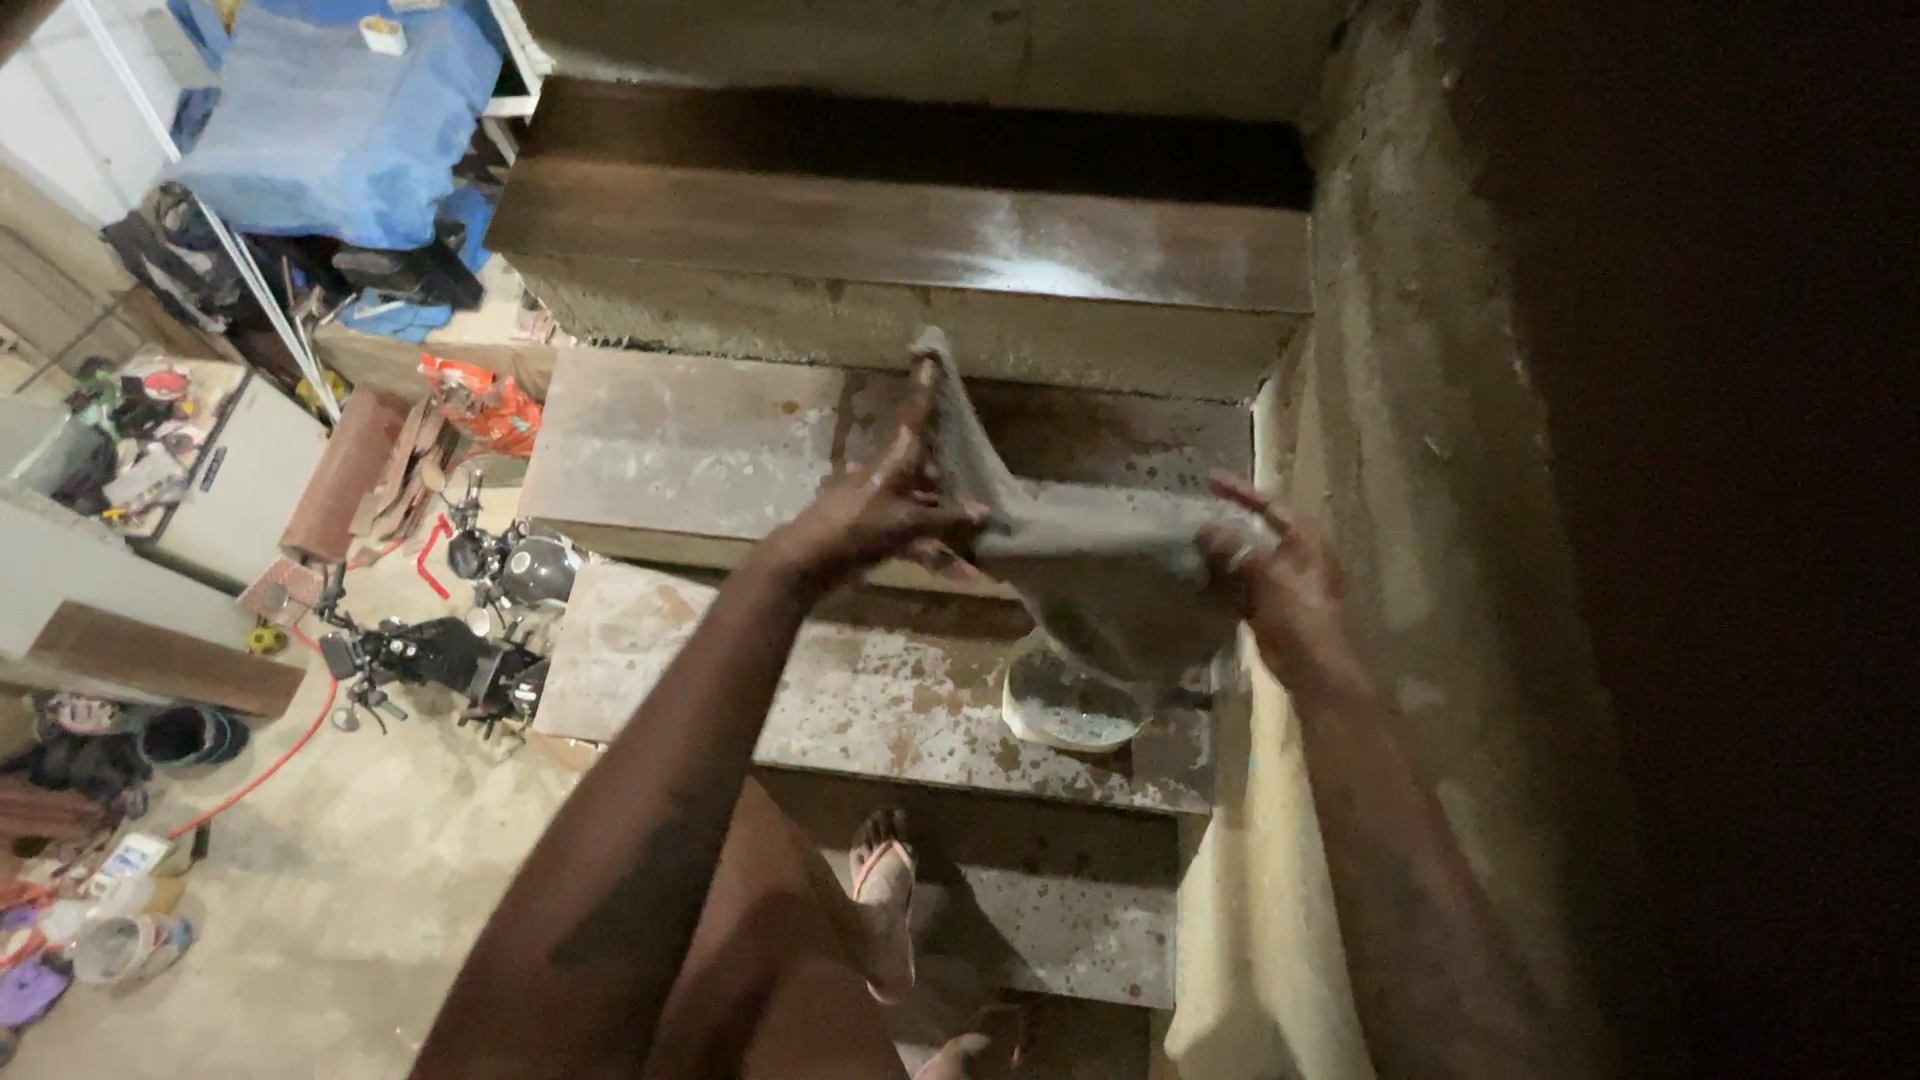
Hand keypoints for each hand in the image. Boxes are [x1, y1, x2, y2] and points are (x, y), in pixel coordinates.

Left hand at [758, 358, 984, 595]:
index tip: (929, 355)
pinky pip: (918, 540)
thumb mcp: (907, 522)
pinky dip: (938, 555)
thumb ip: (946, 518)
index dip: (924, 387)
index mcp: (895, 460)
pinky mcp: (883, 533)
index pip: (914, 415)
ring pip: (927, 508)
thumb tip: (984, 512)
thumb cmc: (858, 527)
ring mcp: (888, 505)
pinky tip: (964, 575)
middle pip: (929, 467)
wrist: (810, 560)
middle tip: (980, 471)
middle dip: (953, 473)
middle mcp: (893, 476)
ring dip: (952, 525)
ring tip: (984, 537)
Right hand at [1196, 472, 1366, 699]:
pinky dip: (1220, 579)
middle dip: (1227, 522)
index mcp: (1305, 542)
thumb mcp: (1268, 575)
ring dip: (1219, 551)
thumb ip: (1236, 549)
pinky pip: (1239, 585)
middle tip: (1195, 510)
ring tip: (1188, 540)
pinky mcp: (1267, 607)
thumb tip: (1204, 527)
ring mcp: (1280, 583)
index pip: (1271, 506)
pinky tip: (1197, 574)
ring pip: (1245, 558)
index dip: (1241, 491)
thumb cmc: (1300, 614)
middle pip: (1256, 531)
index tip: (1210, 479)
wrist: (1313, 667)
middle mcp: (1295, 557)